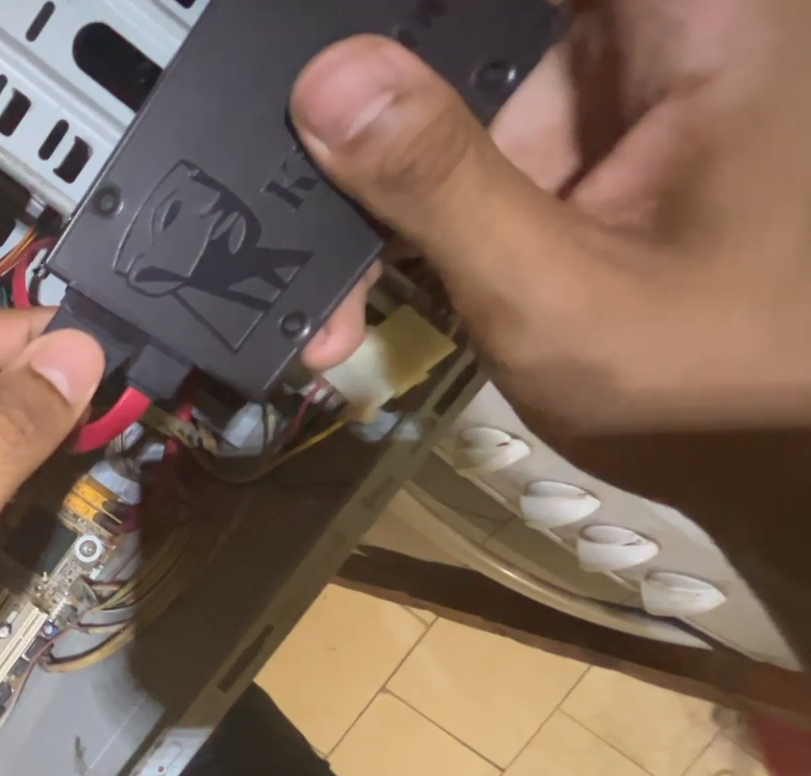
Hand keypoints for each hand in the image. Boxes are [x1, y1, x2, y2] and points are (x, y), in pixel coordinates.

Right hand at [288, 2, 810, 523]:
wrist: (763, 454)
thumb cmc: (698, 376)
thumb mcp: (545, 285)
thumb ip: (437, 182)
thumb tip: (326, 80)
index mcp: (698, 29)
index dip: (412, 14)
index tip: (320, 66)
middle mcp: (646, 50)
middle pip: (466, 38)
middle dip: (367, 127)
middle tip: (289, 199)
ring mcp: (594, 116)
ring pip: (438, 117)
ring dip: (367, 206)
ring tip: (328, 300)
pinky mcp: (556, 170)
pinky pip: (445, 174)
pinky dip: (392, 235)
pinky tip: (356, 300)